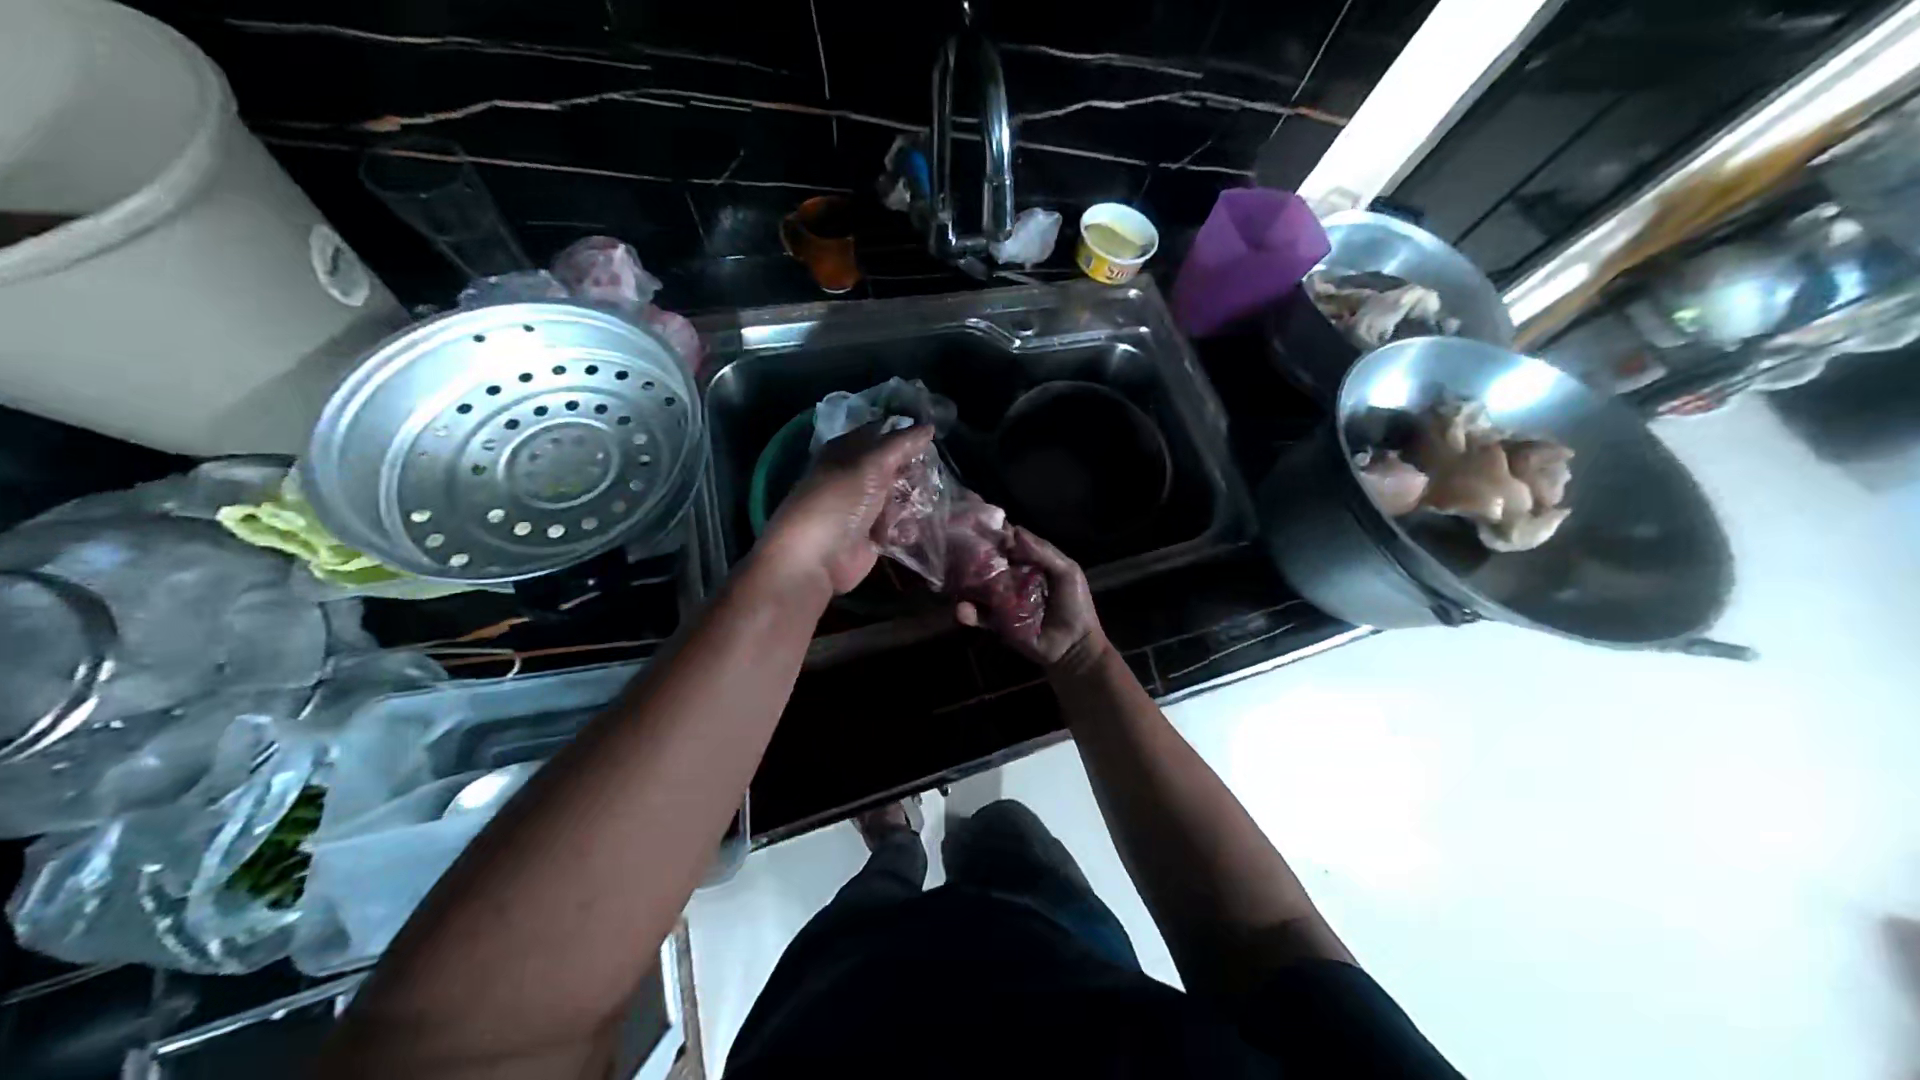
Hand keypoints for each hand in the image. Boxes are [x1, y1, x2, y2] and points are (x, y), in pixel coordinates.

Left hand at [757, 422, 934, 596]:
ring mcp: (864, 507)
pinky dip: (905, 528)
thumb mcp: (871, 463)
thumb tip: (928, 426)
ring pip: (901, 497)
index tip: (933, 439)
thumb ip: (902, 444)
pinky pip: (899, 526)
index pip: (882, 434)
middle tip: (928, 479)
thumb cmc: (840, 500)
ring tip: (918, 507)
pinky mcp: (873, 535)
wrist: (817, 557)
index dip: (906, 435)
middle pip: (895, 468)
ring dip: (912, 503)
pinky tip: (906, 531)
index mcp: (847, 451)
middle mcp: (855, 476)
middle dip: (913, 474)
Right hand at [956, 527, 1108, 672]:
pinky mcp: (995, 622)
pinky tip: (962, 610)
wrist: (1075, 645)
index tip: (974, 524)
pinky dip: (966, 612)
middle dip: (970, 555)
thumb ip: (1043, 551)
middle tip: (953, 549)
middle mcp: (1010, 577)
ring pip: (975, 587)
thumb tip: (1014, 530)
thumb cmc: (1074, 605)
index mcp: (1027, 563)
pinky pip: (976, 615)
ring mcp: (1000, 599)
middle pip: (985, 562)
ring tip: (953, 580)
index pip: (1006, 544)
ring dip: (962, 583)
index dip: (992, 534)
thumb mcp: (1067, 572)